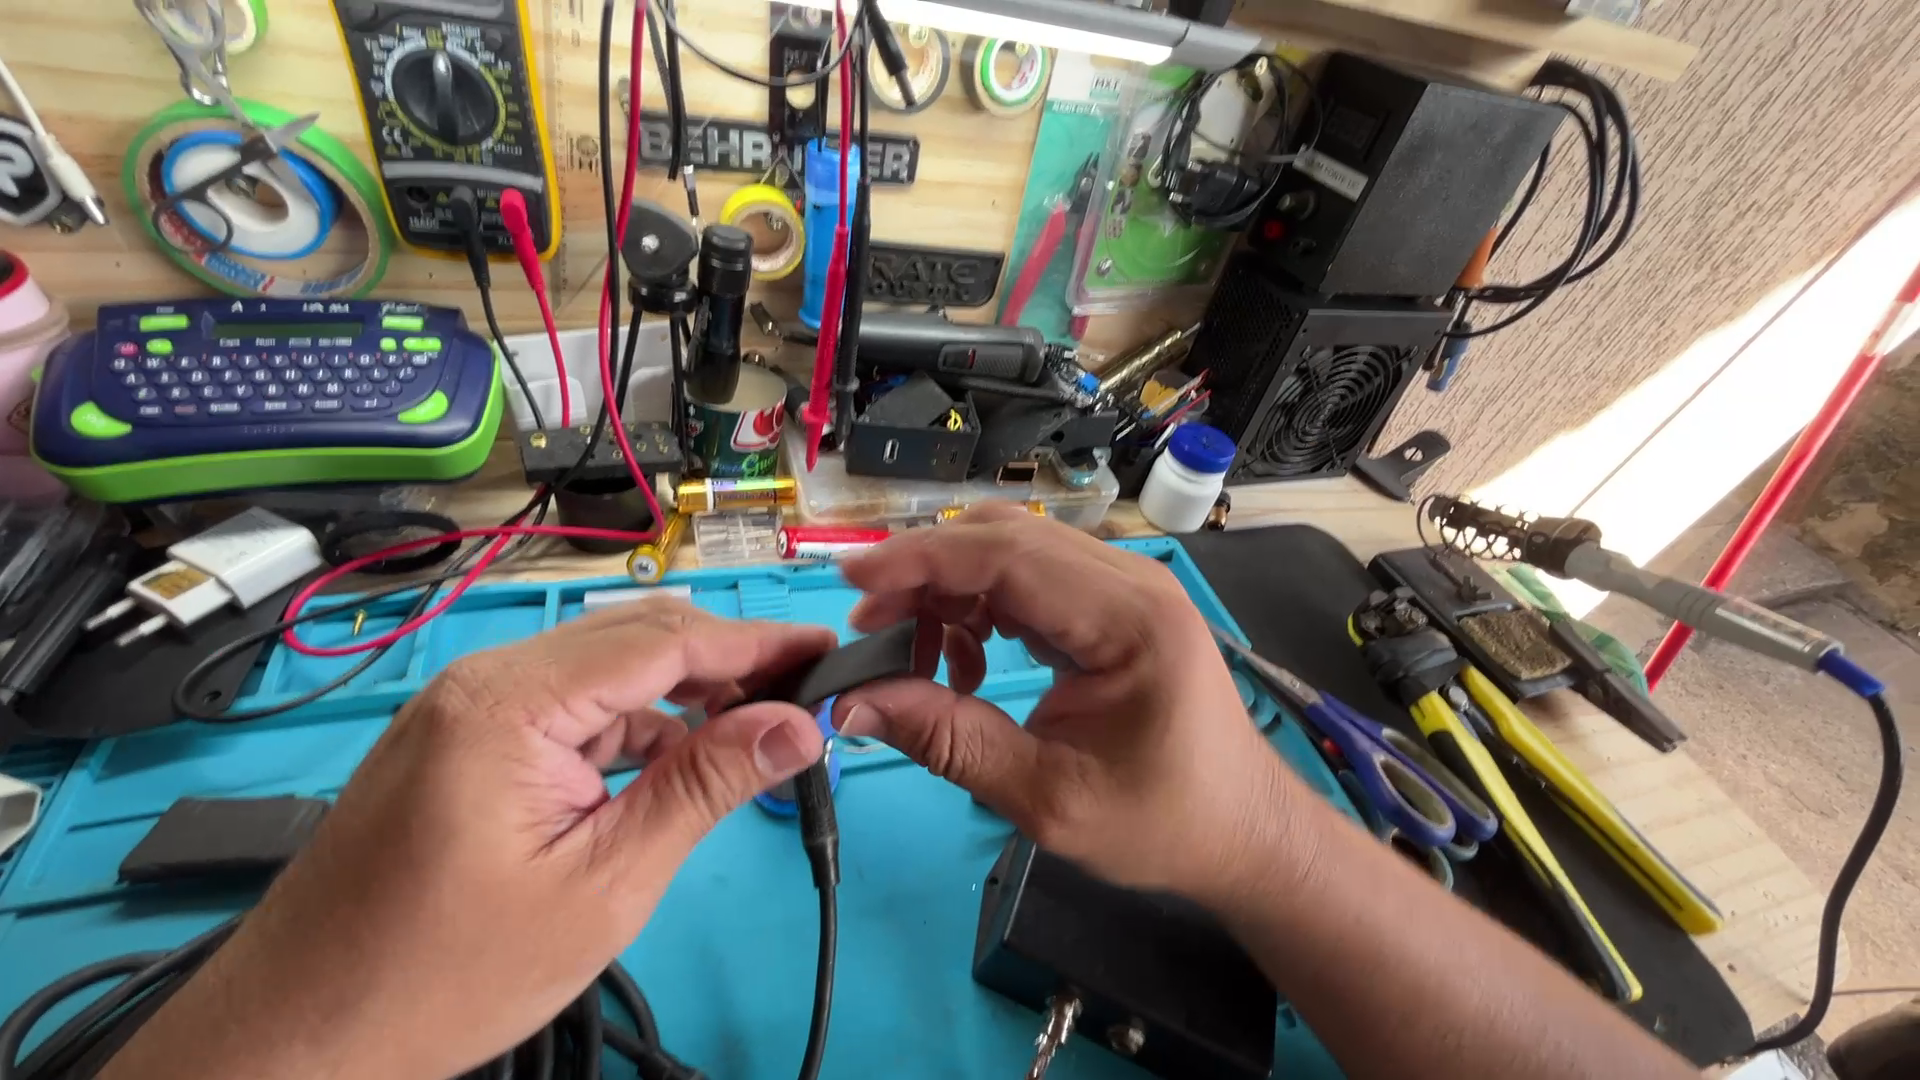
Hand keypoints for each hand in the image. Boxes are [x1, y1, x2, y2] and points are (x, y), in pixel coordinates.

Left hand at [102, 600, 834, 1079]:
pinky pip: (576, 705)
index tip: (825, 649)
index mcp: (514, 701)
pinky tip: (677, 757)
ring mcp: (473, 704)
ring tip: (756, 722)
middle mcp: (490, 678)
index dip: (757, 641)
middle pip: (639, 637)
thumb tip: (798, 726)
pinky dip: (638, 723)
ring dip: (686, 690)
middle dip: (729, 659)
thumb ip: (706, 787)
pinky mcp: (469, 735)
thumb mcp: (606, 882)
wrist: (289, 1048)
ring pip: (610, 667)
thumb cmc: (451, 974)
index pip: (666, 639)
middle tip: (803, 690)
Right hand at [831, 502, 1312, 907]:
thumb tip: (851, 703)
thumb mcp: (1046, 798)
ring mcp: (1124, 585)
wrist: (1242, 831)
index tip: (852, 581)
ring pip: (1012, 550)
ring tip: (913, 655)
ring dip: (949, 590)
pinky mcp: (1111, 602)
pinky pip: (1029, 578)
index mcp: (1128, 618)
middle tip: (870, 630)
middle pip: (1005, 539)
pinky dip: (980, 606)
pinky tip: (966, 661)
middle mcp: (1130, 580)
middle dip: (925, 573)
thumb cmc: (1161, 822)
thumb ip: (947, 740)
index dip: (921, 559)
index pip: (1008, 555)